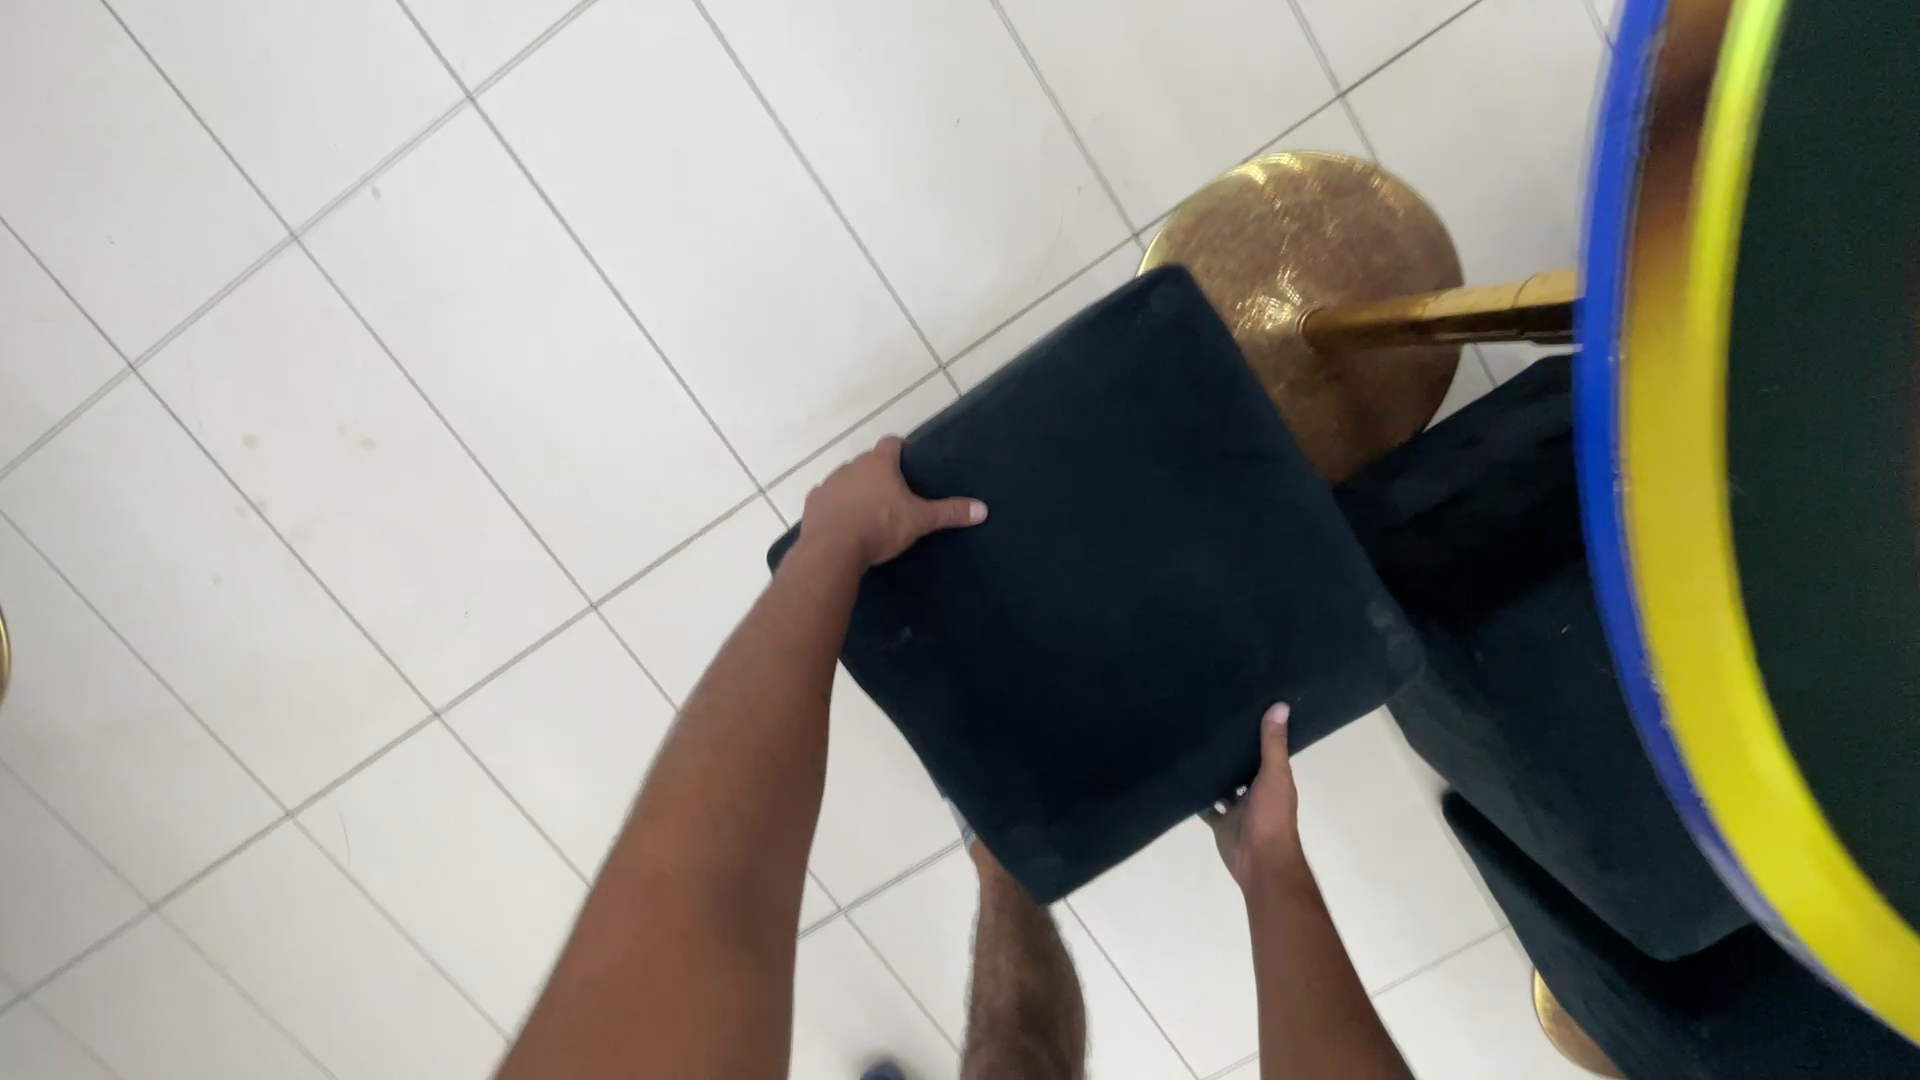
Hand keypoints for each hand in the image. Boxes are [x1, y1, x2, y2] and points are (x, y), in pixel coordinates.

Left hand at [799, 436, 986, 566]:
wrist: (832, 550)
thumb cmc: (880, 527)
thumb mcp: (919, 521)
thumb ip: (949, 513)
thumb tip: (983, 509)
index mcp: (879, 462)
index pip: (892, 442)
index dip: (902, 450)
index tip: (910, 464)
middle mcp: (852, 465)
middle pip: (869, 462)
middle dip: (880, 475)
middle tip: (895, 496)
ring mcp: (829, 483)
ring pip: (847, 480)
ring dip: (856, 491)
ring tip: (869, 513)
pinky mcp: (813, 503)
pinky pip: (828, 499)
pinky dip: (836, 507)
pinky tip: (844, 524)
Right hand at [1205, 704, 1306, 891]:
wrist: (1260, 861)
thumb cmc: (1272, 817)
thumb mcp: (1275, 774)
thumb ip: (1273, 744)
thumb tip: (1280, 705)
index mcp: (1272, 778)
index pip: (1262, 749)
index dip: (1253, 731)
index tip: (1237, 707)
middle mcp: (1254, 790)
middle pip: (1239, 766)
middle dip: (1227, 750)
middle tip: (1203, 721)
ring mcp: (1236, 807)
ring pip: (1221, 784)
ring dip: (1211, 771)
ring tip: (1188, 744)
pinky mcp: (1219, 821)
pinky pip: (1204, 805)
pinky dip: (1194, 795)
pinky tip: (1179, 777)